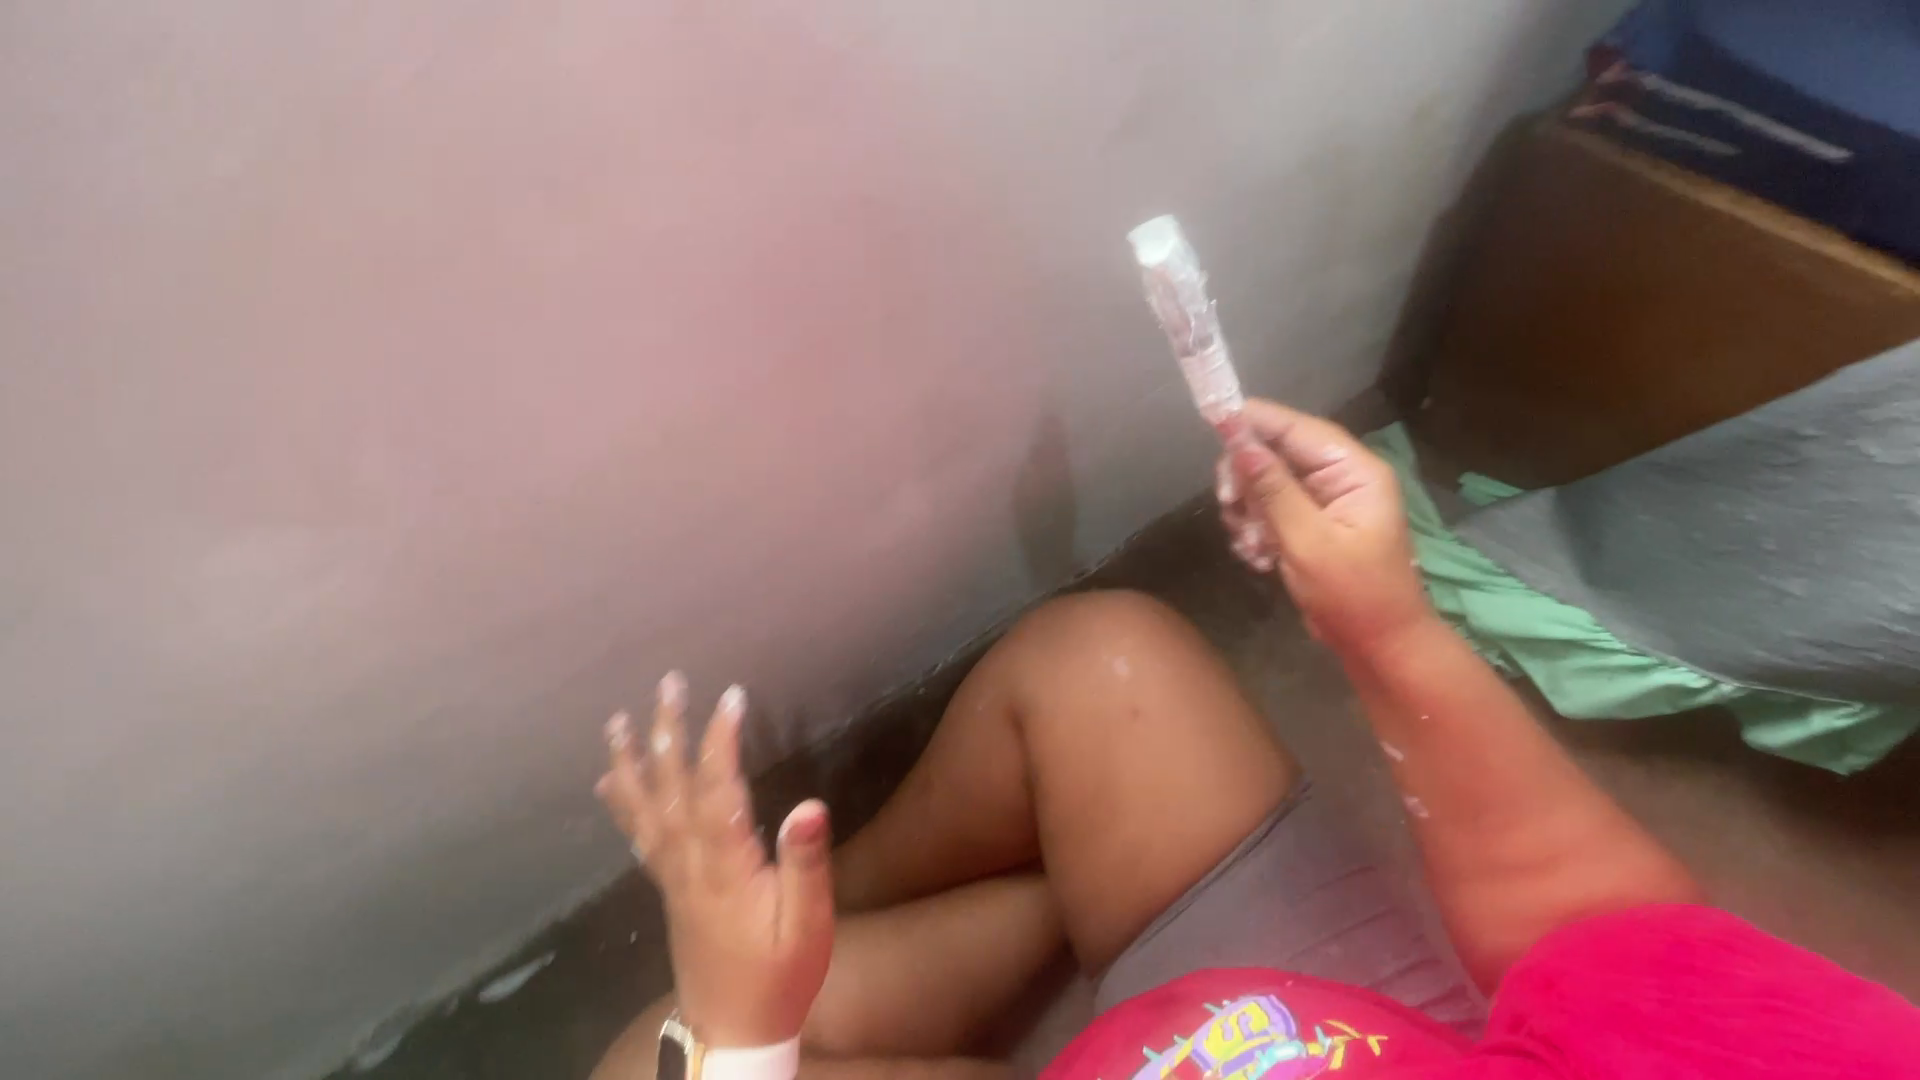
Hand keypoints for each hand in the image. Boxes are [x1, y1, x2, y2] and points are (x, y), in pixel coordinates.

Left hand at [597, 673, 833, 1047]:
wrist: (734, 1031)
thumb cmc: (780, 974)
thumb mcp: (807, 922)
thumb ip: (806, 863)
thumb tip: (809, 804)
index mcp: (724, 866)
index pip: (717, 789)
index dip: (721, 740)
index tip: (731, 696)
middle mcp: (688, 864)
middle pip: (671, 788)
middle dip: (669, 731)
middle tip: (668, 684)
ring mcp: (672, 877)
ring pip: (646, 809)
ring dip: (632, 761)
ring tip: (618, 722)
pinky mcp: (669, 889)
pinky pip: (639, 838)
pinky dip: (623, 805)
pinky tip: (609, 783)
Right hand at [1215, 399, 1432, 653]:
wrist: (1377, 643)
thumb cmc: (1353, 593)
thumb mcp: (1307, 540)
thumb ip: (1272, 488)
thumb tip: (1238, 440)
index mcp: (1353, 471)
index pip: (1296, 428)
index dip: (1253, 421)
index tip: (1211, 421)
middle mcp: (1339, 477)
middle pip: (1274, 453)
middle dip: (1246, 481)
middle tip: (1229, 508)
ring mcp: (1324, 501)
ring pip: (1264, 484)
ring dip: (1247, 513)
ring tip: (1251, 548)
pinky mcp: (1309, 523)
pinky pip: (1267, 510)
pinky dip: (1254, 530)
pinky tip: (1258, 558)